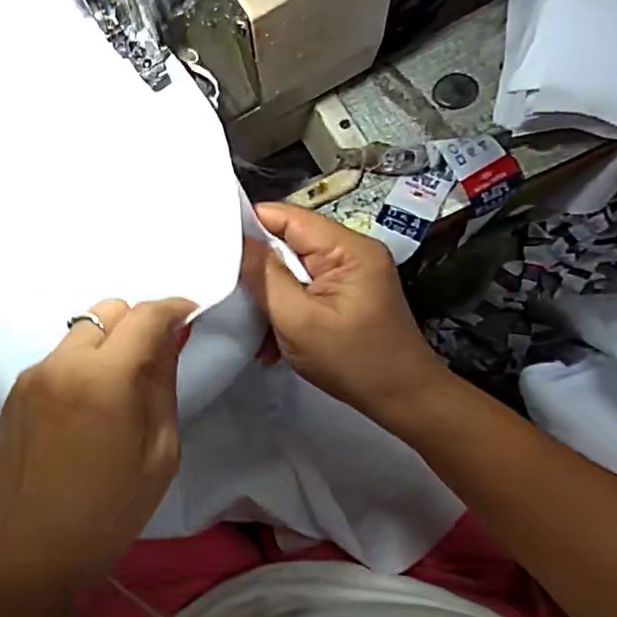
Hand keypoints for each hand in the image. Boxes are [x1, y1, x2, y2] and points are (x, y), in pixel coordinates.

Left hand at [0, 297, 196, 616]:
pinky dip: (83, 364)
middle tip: (156, 362)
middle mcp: (62, 362)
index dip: (174, 307)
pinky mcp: (15, 392)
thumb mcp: (158, 456)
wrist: (26, 555)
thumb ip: (162, 386)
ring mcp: (32, 375)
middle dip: (138, 323)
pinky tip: (88, 409)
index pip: (144, 316)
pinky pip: (59, 358)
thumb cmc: (105, 516)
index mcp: (103, 378)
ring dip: (109, 344)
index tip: (192, 314)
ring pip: (81, 332)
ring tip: (120, 391)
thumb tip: (168, 341)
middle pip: (108, 312)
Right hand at [240, 202, 449, 430]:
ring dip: (269, 294)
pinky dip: (284, 309)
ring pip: (292, 269)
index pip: (288, 217)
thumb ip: (265, 276)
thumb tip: (237, 242)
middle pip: (289, 242)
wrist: (403, 400)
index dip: (249, 225)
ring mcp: (350, 275)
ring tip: (251, 321)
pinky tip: (271, 338)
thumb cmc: (353, 361)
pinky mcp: (346, 295)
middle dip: (257, 267)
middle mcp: (351, 252)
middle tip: (226, 287)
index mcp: (348, 249)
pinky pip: (304, 289)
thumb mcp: (298, 320)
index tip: (214, 243)